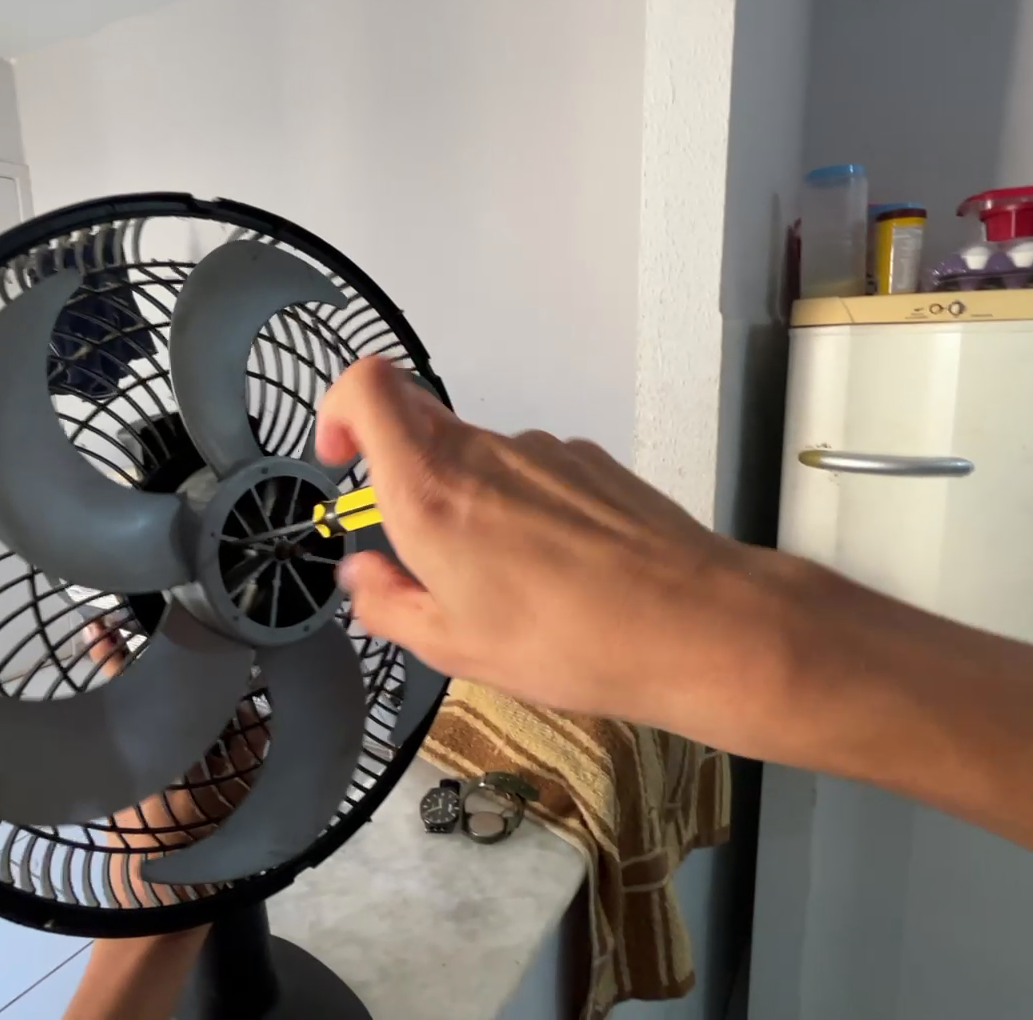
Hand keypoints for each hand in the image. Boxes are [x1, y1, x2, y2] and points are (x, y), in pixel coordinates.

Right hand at [312, 358, 797, 751]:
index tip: (342, 459)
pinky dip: (520, 507)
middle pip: (419, 429)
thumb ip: (386, 601)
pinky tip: (559, 566)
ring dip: (470, 506)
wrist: (693, 624)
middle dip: (407, 486)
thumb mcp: (452, 645)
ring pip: (476, 459)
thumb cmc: (565, 642)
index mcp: (432, 490)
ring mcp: (542, 449)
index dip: (339, 409)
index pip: (367, 387)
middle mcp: (484, 452)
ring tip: (512, 582)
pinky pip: (530, 472)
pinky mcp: (589, 460)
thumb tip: (361, 573)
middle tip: (433, 559)